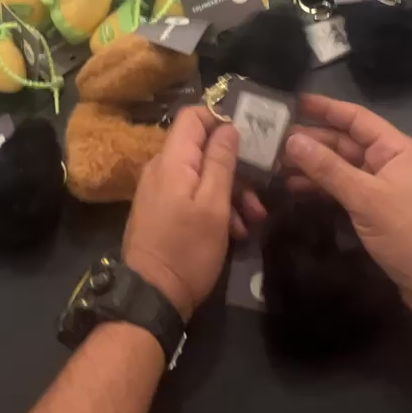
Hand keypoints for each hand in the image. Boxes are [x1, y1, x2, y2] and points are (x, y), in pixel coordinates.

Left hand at [122, 107, 237, 319]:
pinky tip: (234, 232)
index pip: (193, 115)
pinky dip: (214, 206)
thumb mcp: (213, 206)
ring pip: (201, 173)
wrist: (152, 297)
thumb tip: (228, 126)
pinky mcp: (162, 209)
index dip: (221, 118)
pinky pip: (192, 193)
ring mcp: (160, 189)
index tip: (250, 136)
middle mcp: (161, 167)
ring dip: (230, 192)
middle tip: (259, 193)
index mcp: (172, 159)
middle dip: (235, 166)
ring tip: (252, 221)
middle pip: (202, 147)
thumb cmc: (186, 250)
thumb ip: (221, 161)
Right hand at [282, 94, 411, 322]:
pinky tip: (297, 190)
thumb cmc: (411, 235)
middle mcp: (391, 162)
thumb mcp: (366, 198)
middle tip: (273, 140)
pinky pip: (346, 190)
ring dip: (313, 166)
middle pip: (346, 143)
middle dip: (312, 141)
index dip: (324, 108)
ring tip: (276, 165)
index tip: (292, 102)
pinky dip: (324, 189)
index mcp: (396, 149)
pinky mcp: (379, 212)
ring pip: (343, 168)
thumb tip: (292, 140)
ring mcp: (385, 188)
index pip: (355, 118)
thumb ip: (328, 169)